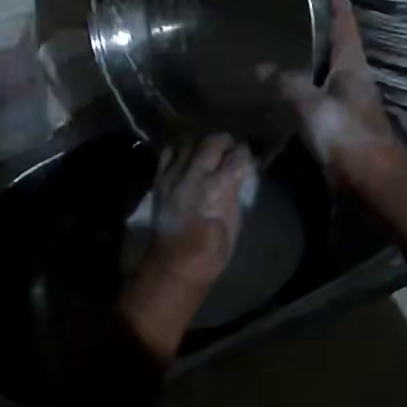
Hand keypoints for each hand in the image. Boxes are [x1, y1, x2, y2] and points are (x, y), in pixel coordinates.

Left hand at [118, 135, 252, 361]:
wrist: (174, 265)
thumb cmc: (211, 251)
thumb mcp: (234, 222)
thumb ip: (234, 191)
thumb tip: (238, 174)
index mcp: (217, 187)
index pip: (236, 156)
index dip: (244, 153)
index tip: (247, 154)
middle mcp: (194, 174)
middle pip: (212, 143)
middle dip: (224, 142)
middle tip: (230, 148)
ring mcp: (173, 175)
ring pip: (189, 143)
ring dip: (202, 145)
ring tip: (209, 154)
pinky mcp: (160, 180)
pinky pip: (169, 153)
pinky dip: (180, 152)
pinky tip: (187, 160)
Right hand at [274, 0, 406, 192]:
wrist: (370, 178)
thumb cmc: (346, 134)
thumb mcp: (312, 104)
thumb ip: (288, 83)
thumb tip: (262, 68)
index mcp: (352, 63)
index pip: (343, 20)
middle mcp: (353, 74)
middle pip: (338, 39)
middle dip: (321, 19)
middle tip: (296, 2)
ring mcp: (347, 96)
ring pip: (328, 63)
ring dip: (312, 48)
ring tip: (286, 33)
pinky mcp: (339, 116)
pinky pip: (319, 87)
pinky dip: (303, 76)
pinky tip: (285, 77)